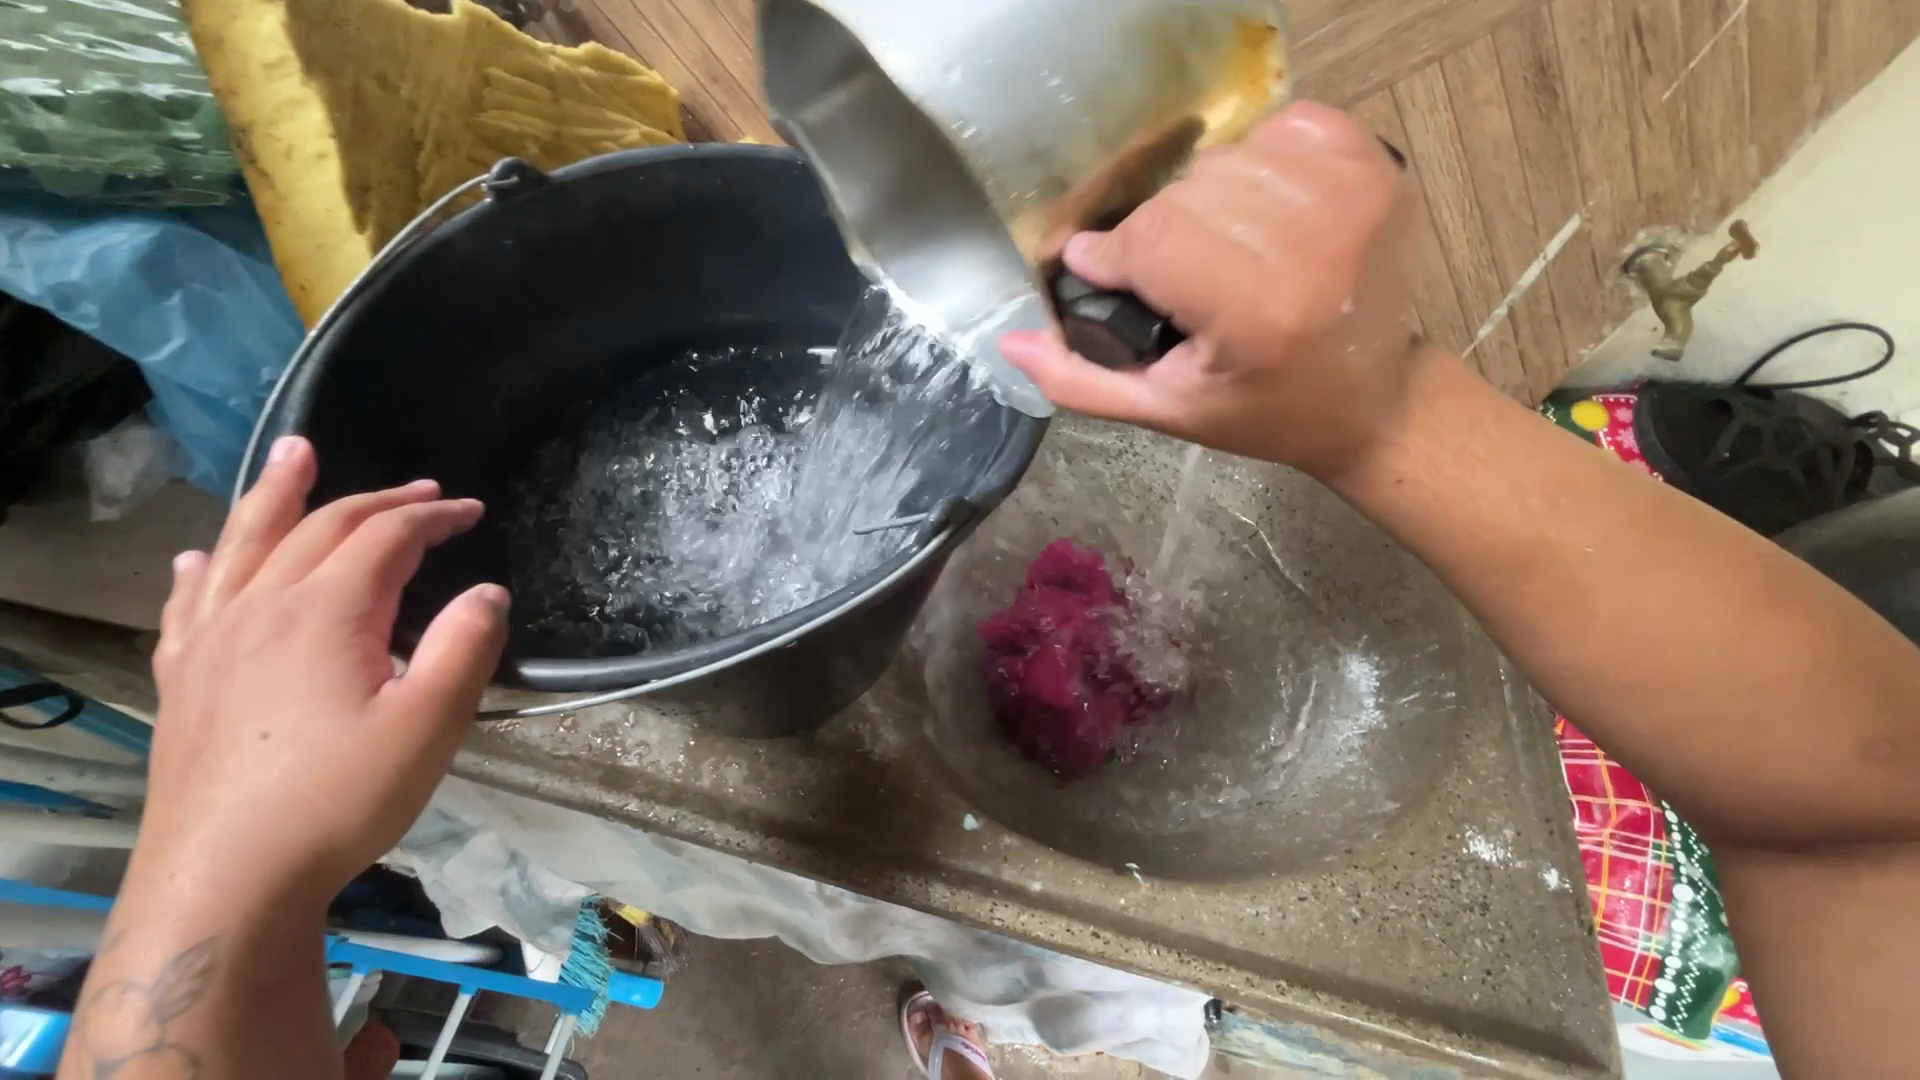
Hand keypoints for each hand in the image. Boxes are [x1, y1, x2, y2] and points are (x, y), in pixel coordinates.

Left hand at [138, 435, 508, 907]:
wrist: (226, 881)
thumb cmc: (341, 797)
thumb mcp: (431, 722)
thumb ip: (466, 645)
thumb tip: (487, 591)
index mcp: (325, 614)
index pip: (385, 538)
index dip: (434, 516)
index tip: (473, 510)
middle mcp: (260, 610)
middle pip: (319, 528)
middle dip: (377, 500)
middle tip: (423, 488)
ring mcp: (212, 643)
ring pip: (243, 545)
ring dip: (275, 496)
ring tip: (293, 456)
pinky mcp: (185, 680)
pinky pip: (190, 601)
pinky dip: (206, 565)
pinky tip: (202, 556)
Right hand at [1002, 102, 1425, 479]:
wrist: (1372, 401)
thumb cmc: (1262, 414)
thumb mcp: (1165, 412)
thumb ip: (1081, 380)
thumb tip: (1012, 341)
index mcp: (1258, 311)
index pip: (1153, 238)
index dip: (1110, 254)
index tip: (1097, 272)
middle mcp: (1314, 241)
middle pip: (1182, 195)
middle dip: (1153, 234)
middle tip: (1163, 277)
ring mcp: (1353, 195)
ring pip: (1223, 158)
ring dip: (1198, 199)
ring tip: (1210, 248)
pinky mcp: (1376, 167)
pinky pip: (1282, 127)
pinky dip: (1254, 159)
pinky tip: (1255, 211)